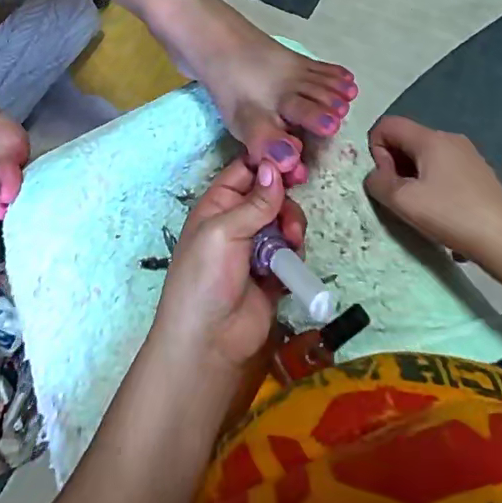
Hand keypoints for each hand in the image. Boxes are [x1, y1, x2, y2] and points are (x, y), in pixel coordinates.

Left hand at [152, 158, 306, 371]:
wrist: (211, 340)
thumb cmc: (205, 277)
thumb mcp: (223, 232)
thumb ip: (253, 202)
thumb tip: (274, 167)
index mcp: (216, 205)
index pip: (245, 171)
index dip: (269, 164)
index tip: (296, 162)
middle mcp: (236, 221)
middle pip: (270, 194)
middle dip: (284, 200)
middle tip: (289, 214)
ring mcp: (255, 247)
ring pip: (284, 221)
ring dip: (291, 227)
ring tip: (290, 242)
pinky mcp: (273, 271)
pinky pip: (291, 250)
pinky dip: (294, 252)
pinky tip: (289, 263)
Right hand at [364, 116, 501, 262]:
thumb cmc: (451, 215)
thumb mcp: (403, 201)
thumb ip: (377, 182)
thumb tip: (376, 175)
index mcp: (431, 139)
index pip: (387, 125)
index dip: (375, 149)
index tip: (385, 179)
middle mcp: (450, 139)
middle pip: (406, 141)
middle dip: (393, 165)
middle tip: (399, 198)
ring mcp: (467, 156)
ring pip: (424, 158)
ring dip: (411, 179)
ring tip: (419, 209)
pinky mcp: (478, 174)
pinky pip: (442, 171)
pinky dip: (431, 186)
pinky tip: (440, 213)